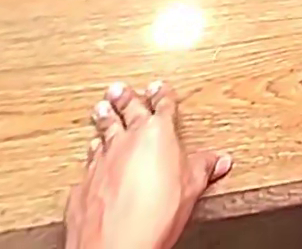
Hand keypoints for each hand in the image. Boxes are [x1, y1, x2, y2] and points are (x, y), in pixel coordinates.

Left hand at [67, 81, 230, 248]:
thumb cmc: (155, 215)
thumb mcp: (191, 187)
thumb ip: (204, 168)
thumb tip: (220, 160)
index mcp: (157, 134)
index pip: (162, 106)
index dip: (161, 94)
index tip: (158, 85)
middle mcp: (128, 142)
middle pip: (126, 112)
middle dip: (124, 98)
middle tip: (118, 87)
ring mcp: (101, 164)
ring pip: (102, 134)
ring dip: (102, 120)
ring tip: (99, 108)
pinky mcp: (82, 189)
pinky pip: (87, 164)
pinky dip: (90, 155)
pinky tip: (89, 153)